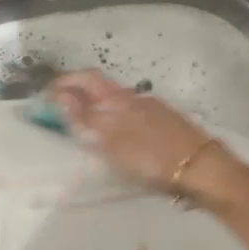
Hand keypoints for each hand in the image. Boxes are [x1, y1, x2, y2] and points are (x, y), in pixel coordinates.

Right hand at [48, 70, 246, 204]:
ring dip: (97, 110)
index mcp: (121, 99)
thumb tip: (61, 96)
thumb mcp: (113, 140)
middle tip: (60, 113)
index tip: (46, 95)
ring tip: (83, 129)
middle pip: (102, 89)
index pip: (87, 79)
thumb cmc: (154, 156)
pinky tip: (115, 138)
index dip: (66, 82)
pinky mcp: (166, 126)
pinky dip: (115, 122)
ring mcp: (154, 111)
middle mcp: (137, 98)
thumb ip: (87, 119)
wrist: (202, 170)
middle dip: (79, 96)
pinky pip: (131, 117)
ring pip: (118, 104)